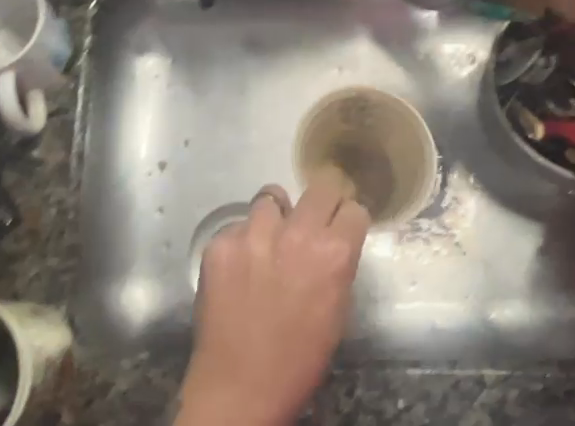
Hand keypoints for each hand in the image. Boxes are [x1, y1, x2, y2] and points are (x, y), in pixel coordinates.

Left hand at [176, 184, 370, 425]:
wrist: (239, 387)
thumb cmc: (298, 359)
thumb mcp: (336, 312)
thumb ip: (336, 266)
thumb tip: (332, 240)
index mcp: (334, 254)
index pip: (353, 209)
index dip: (348, 219)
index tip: (341, 226)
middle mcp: (296, 234)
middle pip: (321, 186)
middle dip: (322, 200)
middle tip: (313, 218)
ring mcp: (254, 234)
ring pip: (272, 196)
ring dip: (276, 216)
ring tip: (269, 243)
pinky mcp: (220, 242)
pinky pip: (238, 225)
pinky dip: (243, 239)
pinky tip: (241, 267)